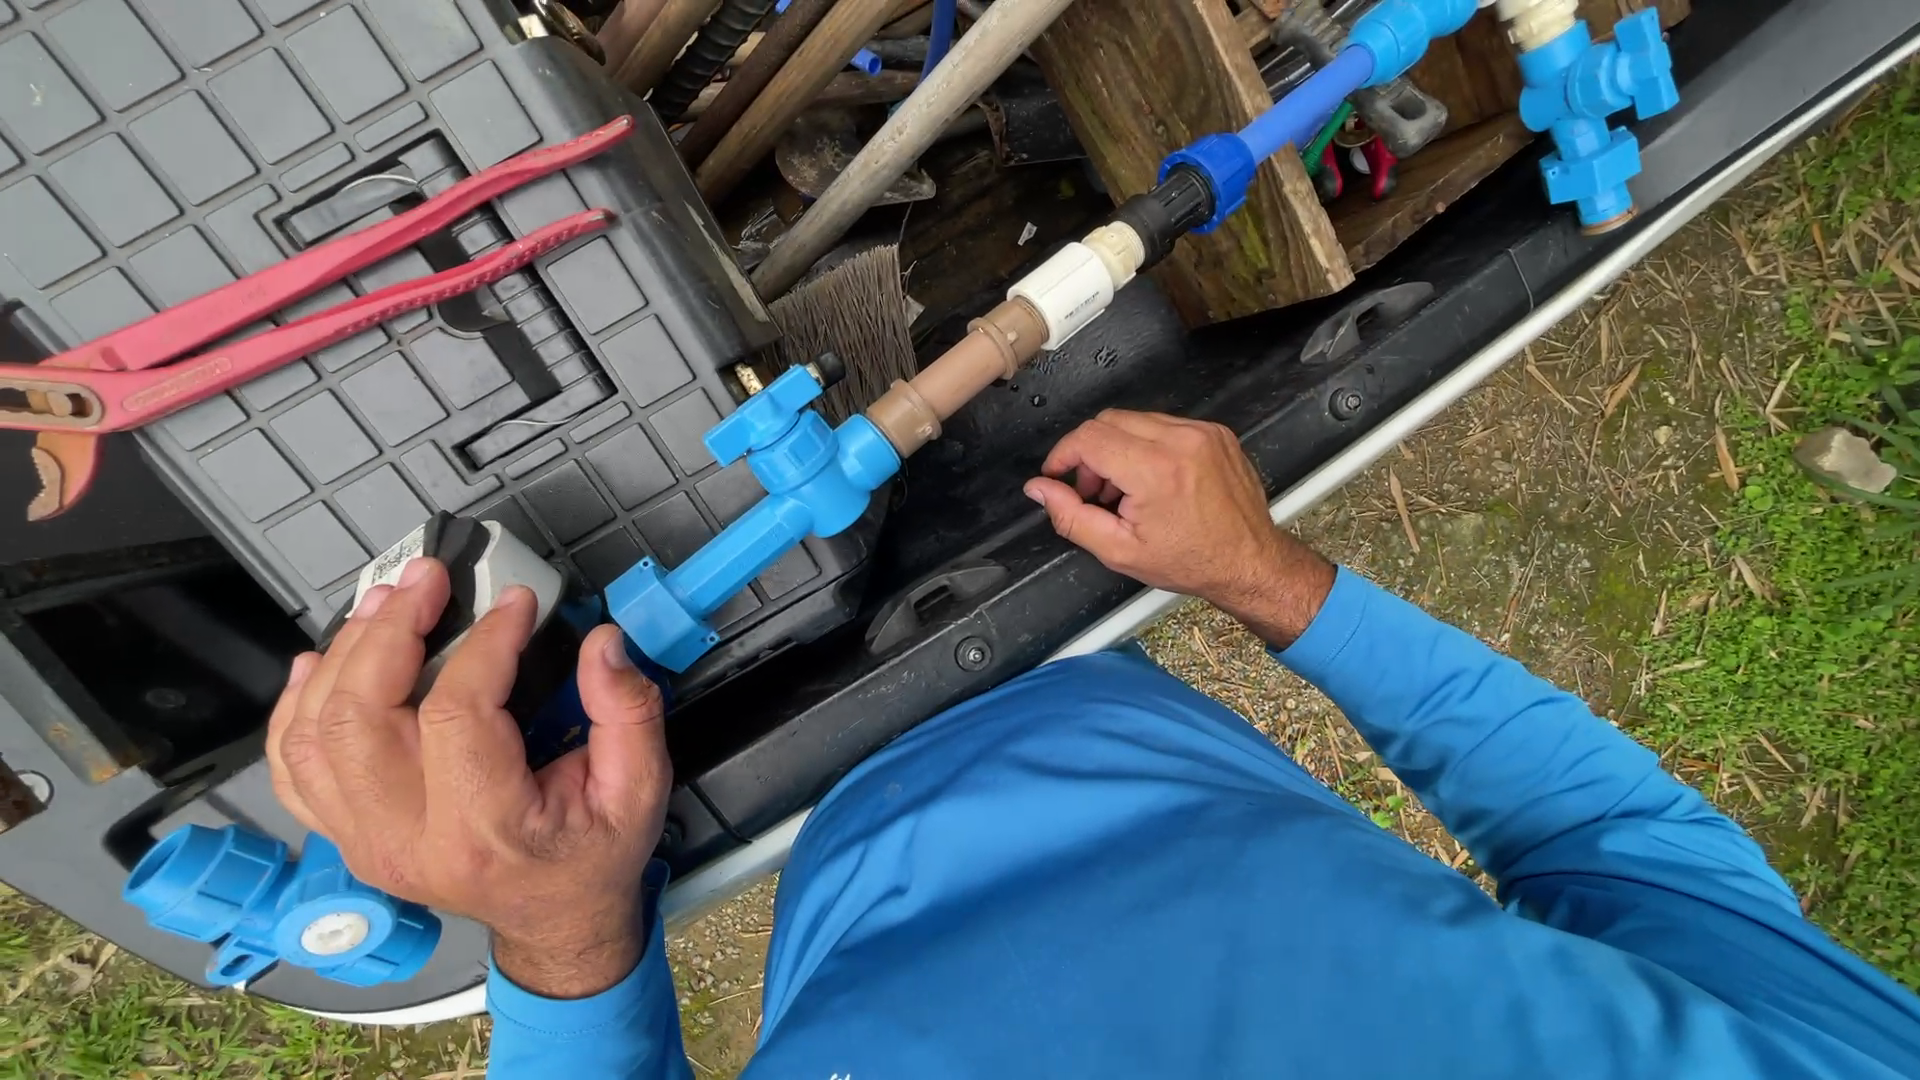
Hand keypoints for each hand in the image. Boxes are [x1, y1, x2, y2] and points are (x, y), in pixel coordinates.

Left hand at [266, 558, 671, 998]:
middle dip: (390, 631)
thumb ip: (627, 709)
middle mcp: (406, 839)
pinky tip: (324, 660)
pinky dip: (297, 705)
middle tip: (429, 579)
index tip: (515, 600)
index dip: (484, 643)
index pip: (457, 715)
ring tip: (386, 600)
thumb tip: (600, 641)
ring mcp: (364, 840)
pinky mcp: (350, 833)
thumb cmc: (599, 850)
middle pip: (360, 719)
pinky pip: (296, 766)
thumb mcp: (642, 783)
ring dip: (345, 654)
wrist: (557, 917)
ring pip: (314, 735)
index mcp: (485, 827)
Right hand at [1025, 410, 1335, 646]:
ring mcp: (1202, 432)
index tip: (1056, 475)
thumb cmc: (1189, 561)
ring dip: (1115, 448)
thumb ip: (1070, 516)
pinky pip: (1162, 424)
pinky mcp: (1214, 432)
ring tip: (1122, 489)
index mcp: (1156, 470)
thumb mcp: (1118, 551)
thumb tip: (1038, 488)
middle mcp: (1181, 441)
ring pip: (1133, 420)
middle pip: (1107, 421)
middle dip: (1088, 453)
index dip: (1062, 455)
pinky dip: (1144, 445)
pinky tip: (1149, 480)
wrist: (1249, 562)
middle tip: (1091, 491)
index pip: (1089, 438)